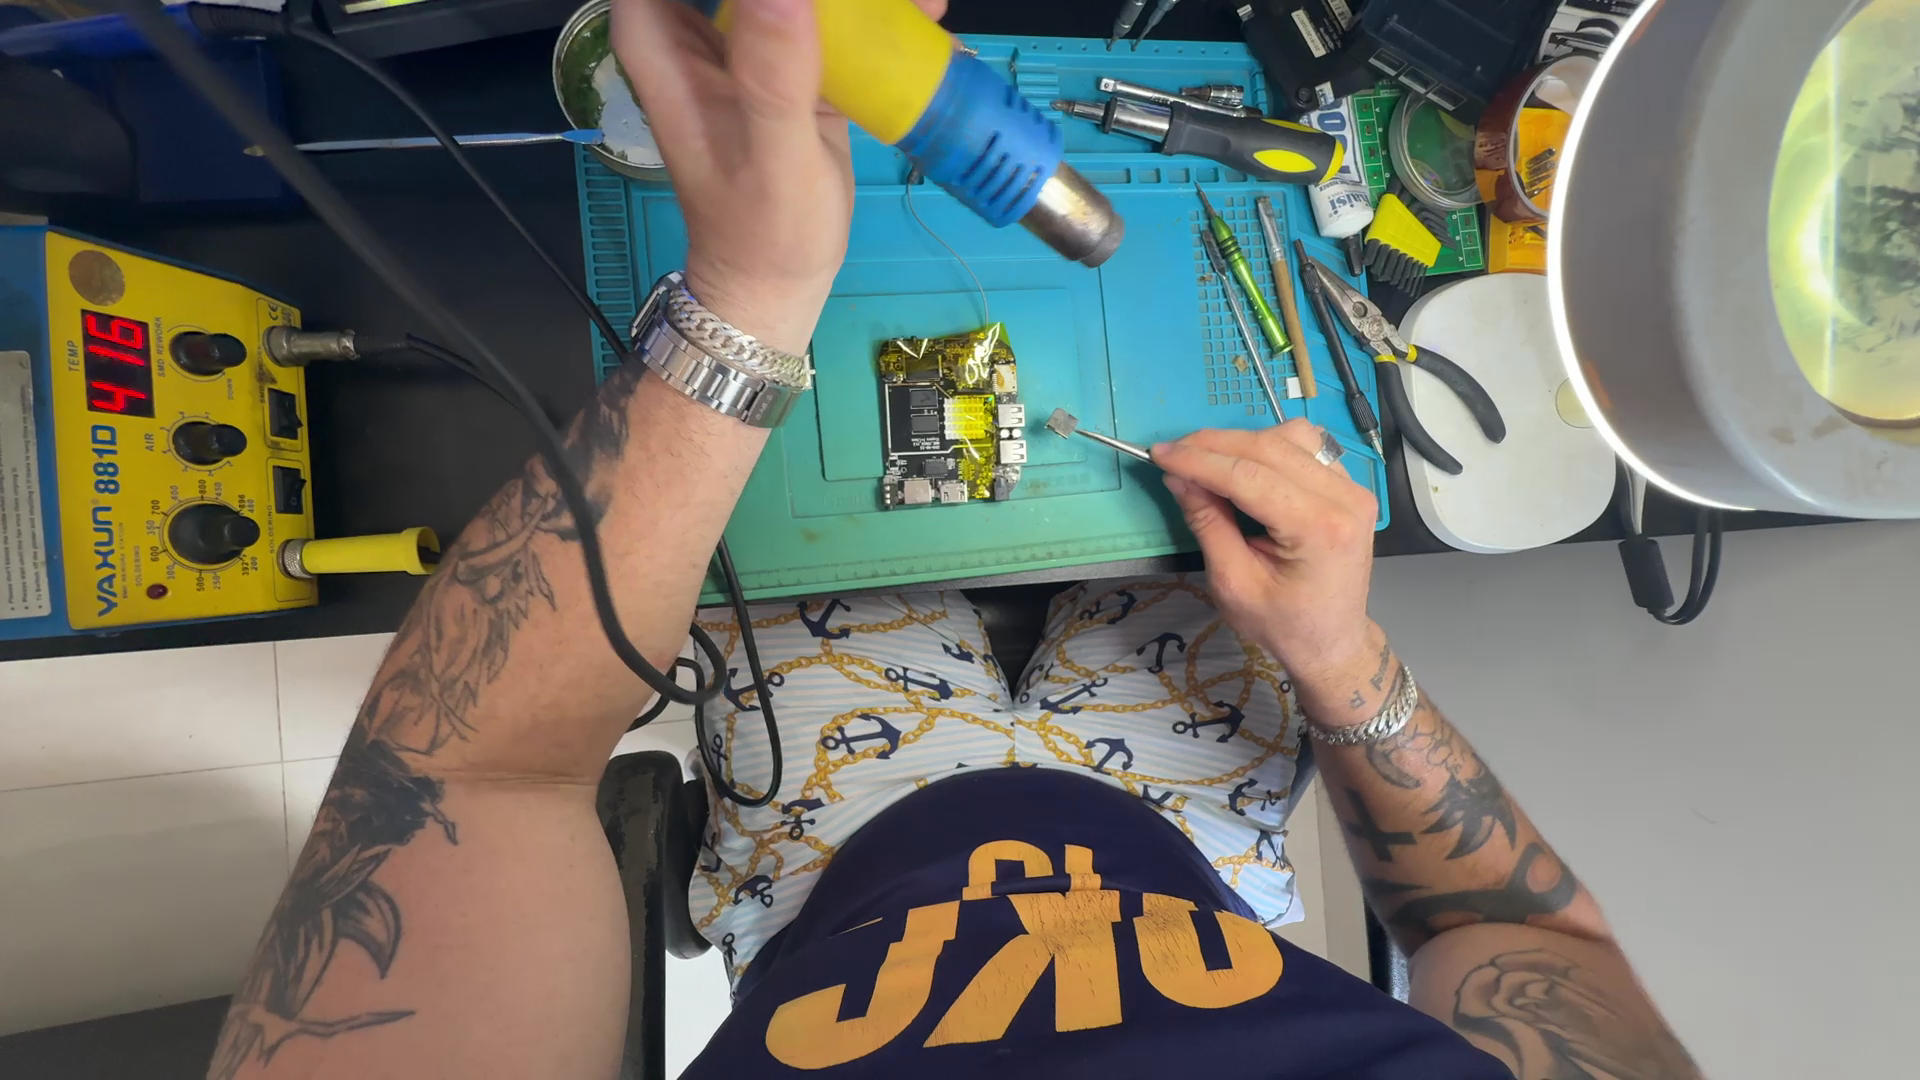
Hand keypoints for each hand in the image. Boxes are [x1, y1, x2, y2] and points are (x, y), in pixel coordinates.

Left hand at [611, 0, 946, 353]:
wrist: (779, 281)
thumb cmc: (766, 234)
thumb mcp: (774, 159)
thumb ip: (774, 74)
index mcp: (661, 30)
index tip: (819, 7)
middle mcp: (696, 21)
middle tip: (898, 1)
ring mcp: (746, 34)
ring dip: (860, 1)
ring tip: (921, 3)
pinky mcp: (789, 55)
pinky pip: (828, 13)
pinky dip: (873, 14)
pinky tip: (921, 14)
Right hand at [1154, 420, 1382, 694]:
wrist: (1331, 641)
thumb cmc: (1281, 623)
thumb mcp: (1232, 582)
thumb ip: (1207, 524)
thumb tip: (1178, 477)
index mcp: (1317, 528)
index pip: (1248, 476)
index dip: (1198, 461)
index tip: (1159, 453)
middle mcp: (1343, 498)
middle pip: (1269, 447)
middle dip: (1213, 444)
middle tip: (1172, 451)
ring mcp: (1352, 488)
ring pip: (1289, 437)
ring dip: (1241, 442)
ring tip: (1205, 460)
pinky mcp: (1349, 485)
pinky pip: (1305, 447)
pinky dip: (1266, 448)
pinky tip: (1241, 465)